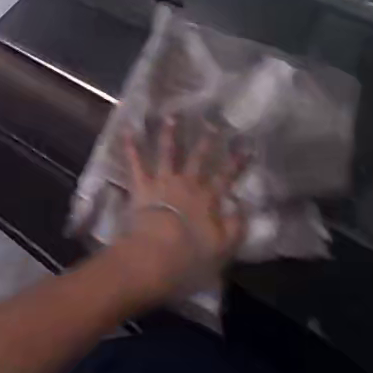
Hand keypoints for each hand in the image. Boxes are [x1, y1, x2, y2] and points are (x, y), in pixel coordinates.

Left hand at [107, 113, 245, 303]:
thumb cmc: (191, 255)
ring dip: (169, 134)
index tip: (246, 147)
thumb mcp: (224, 247)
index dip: (237, 162)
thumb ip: (236, 226)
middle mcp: (187, 184)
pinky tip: (126, 130)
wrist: (156, 253)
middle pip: (198, 159)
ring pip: (167, 153)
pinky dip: (130, 146)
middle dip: (206, 141)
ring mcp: (162, 181)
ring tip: (171, 116)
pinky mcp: (141, 185)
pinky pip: (134, 162)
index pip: (226, 177)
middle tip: (212, 123)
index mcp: (209, 199)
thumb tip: (242, 206)